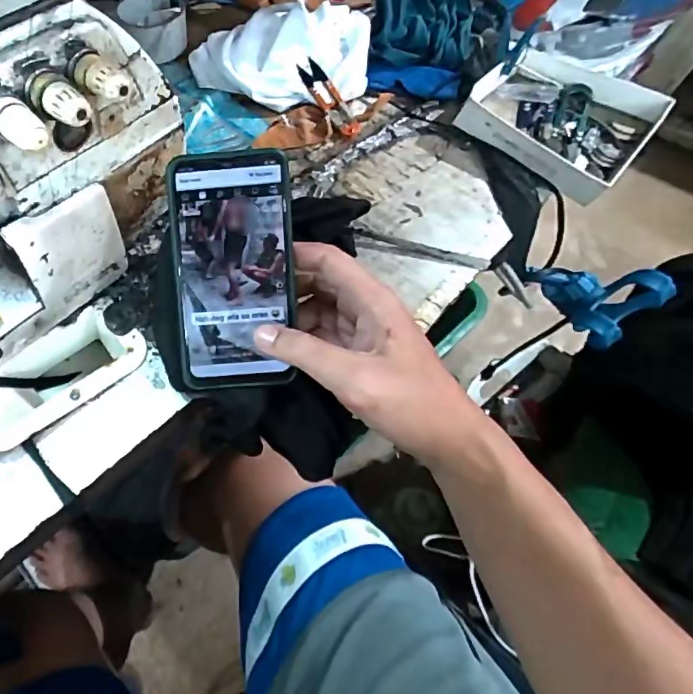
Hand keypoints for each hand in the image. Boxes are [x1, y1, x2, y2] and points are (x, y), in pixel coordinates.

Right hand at [253, 242, 484, 464]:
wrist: (449, 440)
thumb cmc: (409, 402)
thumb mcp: (353, 377)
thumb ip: (304, 352)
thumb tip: (258, 332)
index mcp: (372, 301)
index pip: (329, 260)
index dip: (295, 253)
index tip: (256, 259)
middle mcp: (366, 308)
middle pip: (320, 281)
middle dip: (285, 283)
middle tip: (244, 291)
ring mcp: (362, 331)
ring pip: (318, 308)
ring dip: (289, 311)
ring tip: (250, 316)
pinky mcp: (358, 353)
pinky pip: (321, 333)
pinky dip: (298, 335)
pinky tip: (273, 344)